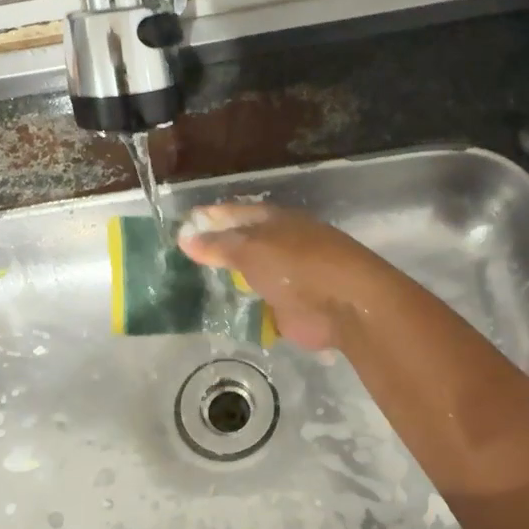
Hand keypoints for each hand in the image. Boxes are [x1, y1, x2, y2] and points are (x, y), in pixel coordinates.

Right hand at [177, 204, 392, 348]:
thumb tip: (185, 237)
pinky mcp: (290, 310)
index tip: (184, 224)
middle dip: (218, 250)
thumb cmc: (298, 267)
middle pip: (245, 246)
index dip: (212, 218)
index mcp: (277, 221)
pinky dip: (242, 310)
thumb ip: (219, 246)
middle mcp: (283, 246)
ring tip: (194, 287)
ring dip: (229, 282)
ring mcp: (288, 279)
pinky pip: (259, 307)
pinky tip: (219, 314)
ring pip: (251, 277)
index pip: (238, 213)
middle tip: (183, 259)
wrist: (344, 306)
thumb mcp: (252, 250)